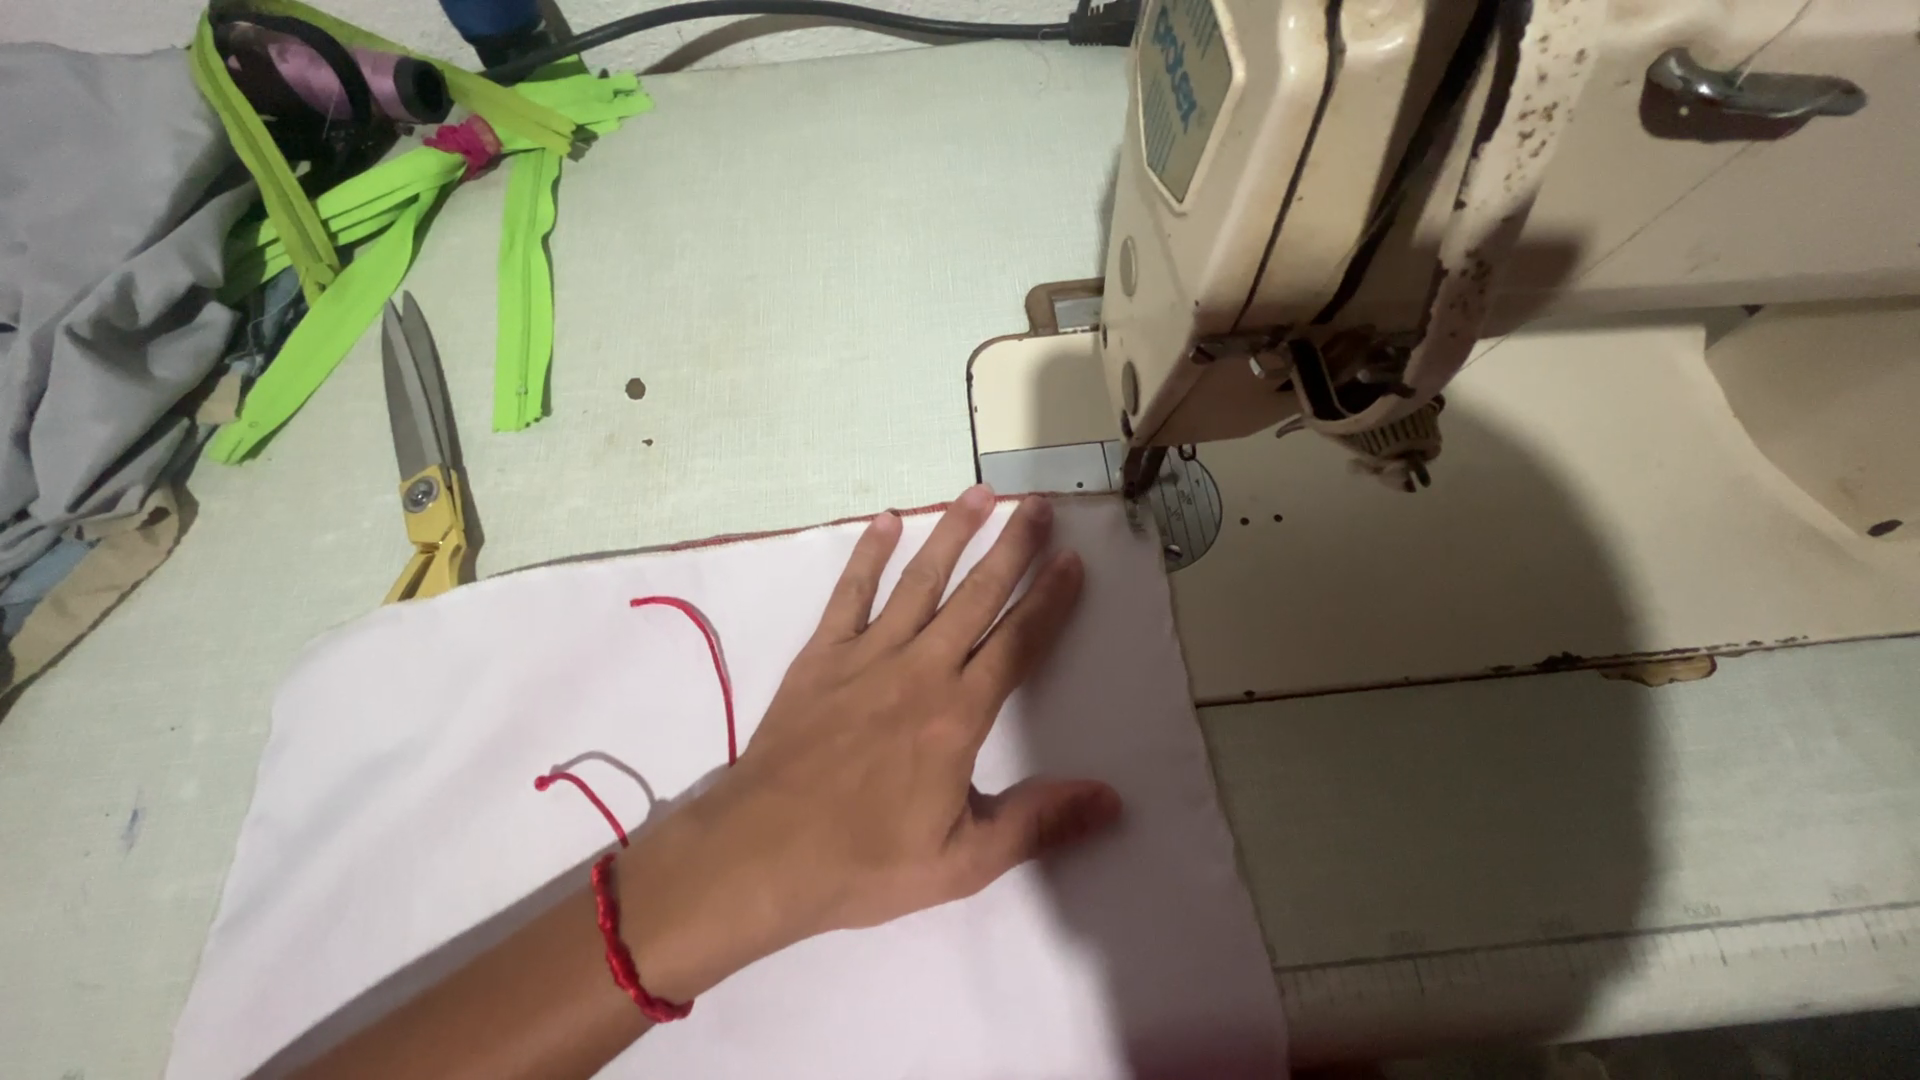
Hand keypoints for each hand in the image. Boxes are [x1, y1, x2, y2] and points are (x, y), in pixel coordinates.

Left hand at [619, 485, 1123, 1001]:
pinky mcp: (821, 656)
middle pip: (976, 596)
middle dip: (1012, 547)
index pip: (1018, 643)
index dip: (1049, 599)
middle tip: (1037, 504)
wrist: (761, 853)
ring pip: (920, 581)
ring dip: (951, 534)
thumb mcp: (964, 861)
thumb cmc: (866, 861)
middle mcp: (919, 669)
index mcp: (958, 715)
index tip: (1071, 560)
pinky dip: (867, 556)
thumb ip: (1038, 822)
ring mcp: (866, 655)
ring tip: (979, 494)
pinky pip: (849, 594)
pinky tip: (884, 522)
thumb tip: (1113, 799)